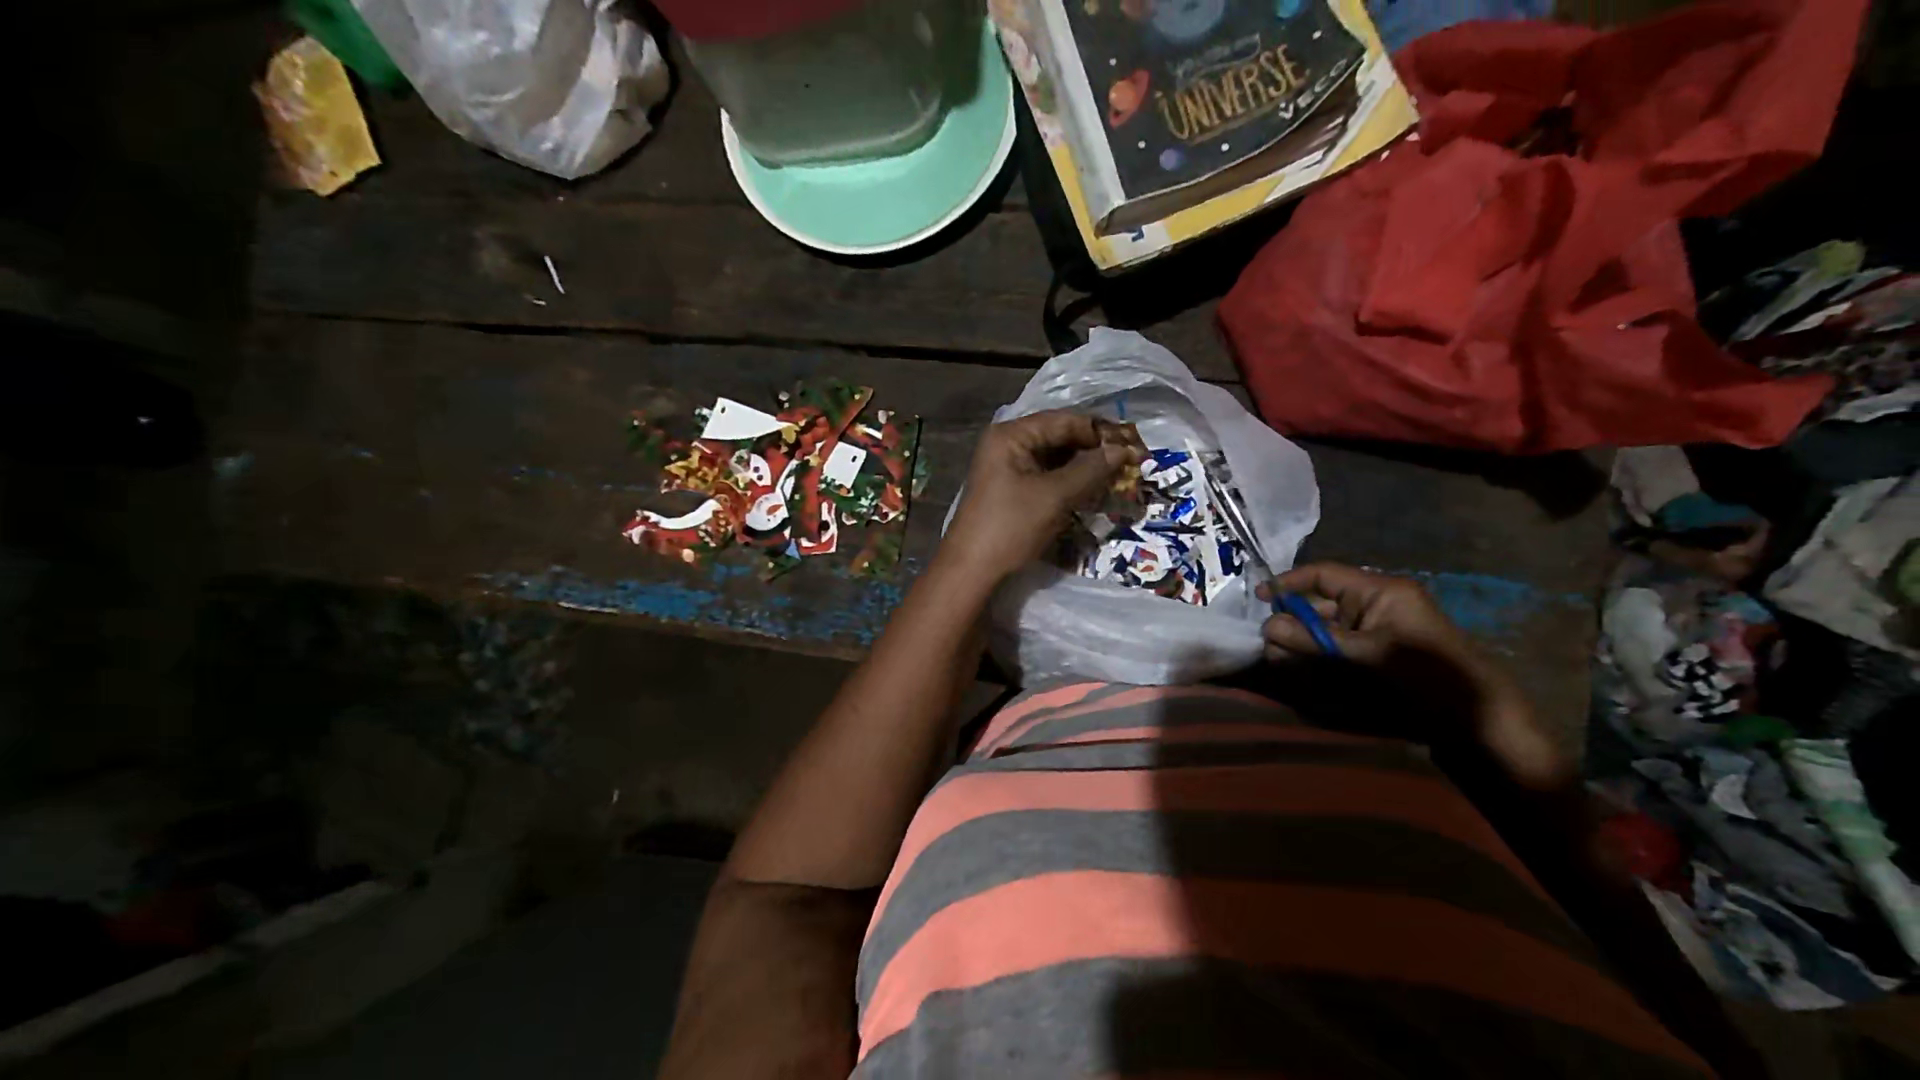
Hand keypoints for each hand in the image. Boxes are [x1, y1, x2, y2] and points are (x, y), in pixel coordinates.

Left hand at [939, 410, 1138, 584]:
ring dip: (1086, 468)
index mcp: (1011, 435)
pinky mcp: (1013, 489)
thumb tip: (1124, 450)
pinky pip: (1048, 477)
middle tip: (1130, 463)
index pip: (1065, 421)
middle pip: (1060, 437)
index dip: (1100, 432)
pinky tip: (1094, 492)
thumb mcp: (1054, 496)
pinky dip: (1071, 483)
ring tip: (1118, 478)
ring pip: (1057, 459)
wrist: (972, 569)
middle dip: (1095, 451)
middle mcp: (1008, 444)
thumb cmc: (1011, 526)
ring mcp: (1009, 467)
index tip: (1133, 447)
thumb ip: (1091, 469)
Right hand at [1258, 562, 1476, 668]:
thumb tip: (1267, 627)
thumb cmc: (1424, 674)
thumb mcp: (1366, 654)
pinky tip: (1302, 670)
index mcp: (1380, 591)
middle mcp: (1376, 604)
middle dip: (1292, 622)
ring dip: (1302, 643)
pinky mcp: (1378, 653)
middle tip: (1268, 644)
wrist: (1475, 719)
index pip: (1324, 574)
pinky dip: (1319, 656)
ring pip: (1327, 628)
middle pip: (1322, 603)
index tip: (1260, 598)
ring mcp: (1378, 629)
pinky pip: (1339, 647)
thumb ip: (1314, 640)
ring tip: (1279, 661)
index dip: (1289, 583)